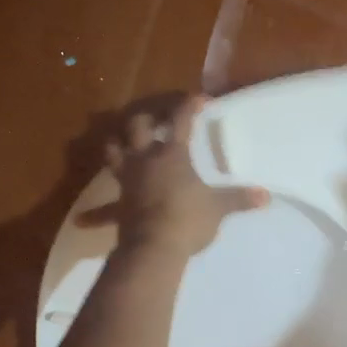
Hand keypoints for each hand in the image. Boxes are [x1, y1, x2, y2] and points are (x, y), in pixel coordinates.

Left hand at [81, 96, 267, 255]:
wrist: (155, 247)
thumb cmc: (188, 219)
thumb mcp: (218, 208)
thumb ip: (239, 199)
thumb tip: (266, 196)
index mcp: (172, 155)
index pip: (181, 121)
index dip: (190, 106)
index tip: (199, 99)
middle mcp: (146, 160)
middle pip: (138, 127)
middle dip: (146, 120)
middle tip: (155, 121)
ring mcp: (128, 181)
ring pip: (113, 154)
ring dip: (115, 147)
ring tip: (118, 146)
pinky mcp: (118, 206)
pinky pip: (102, 210)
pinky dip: (93, 215)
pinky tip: (80, 220)